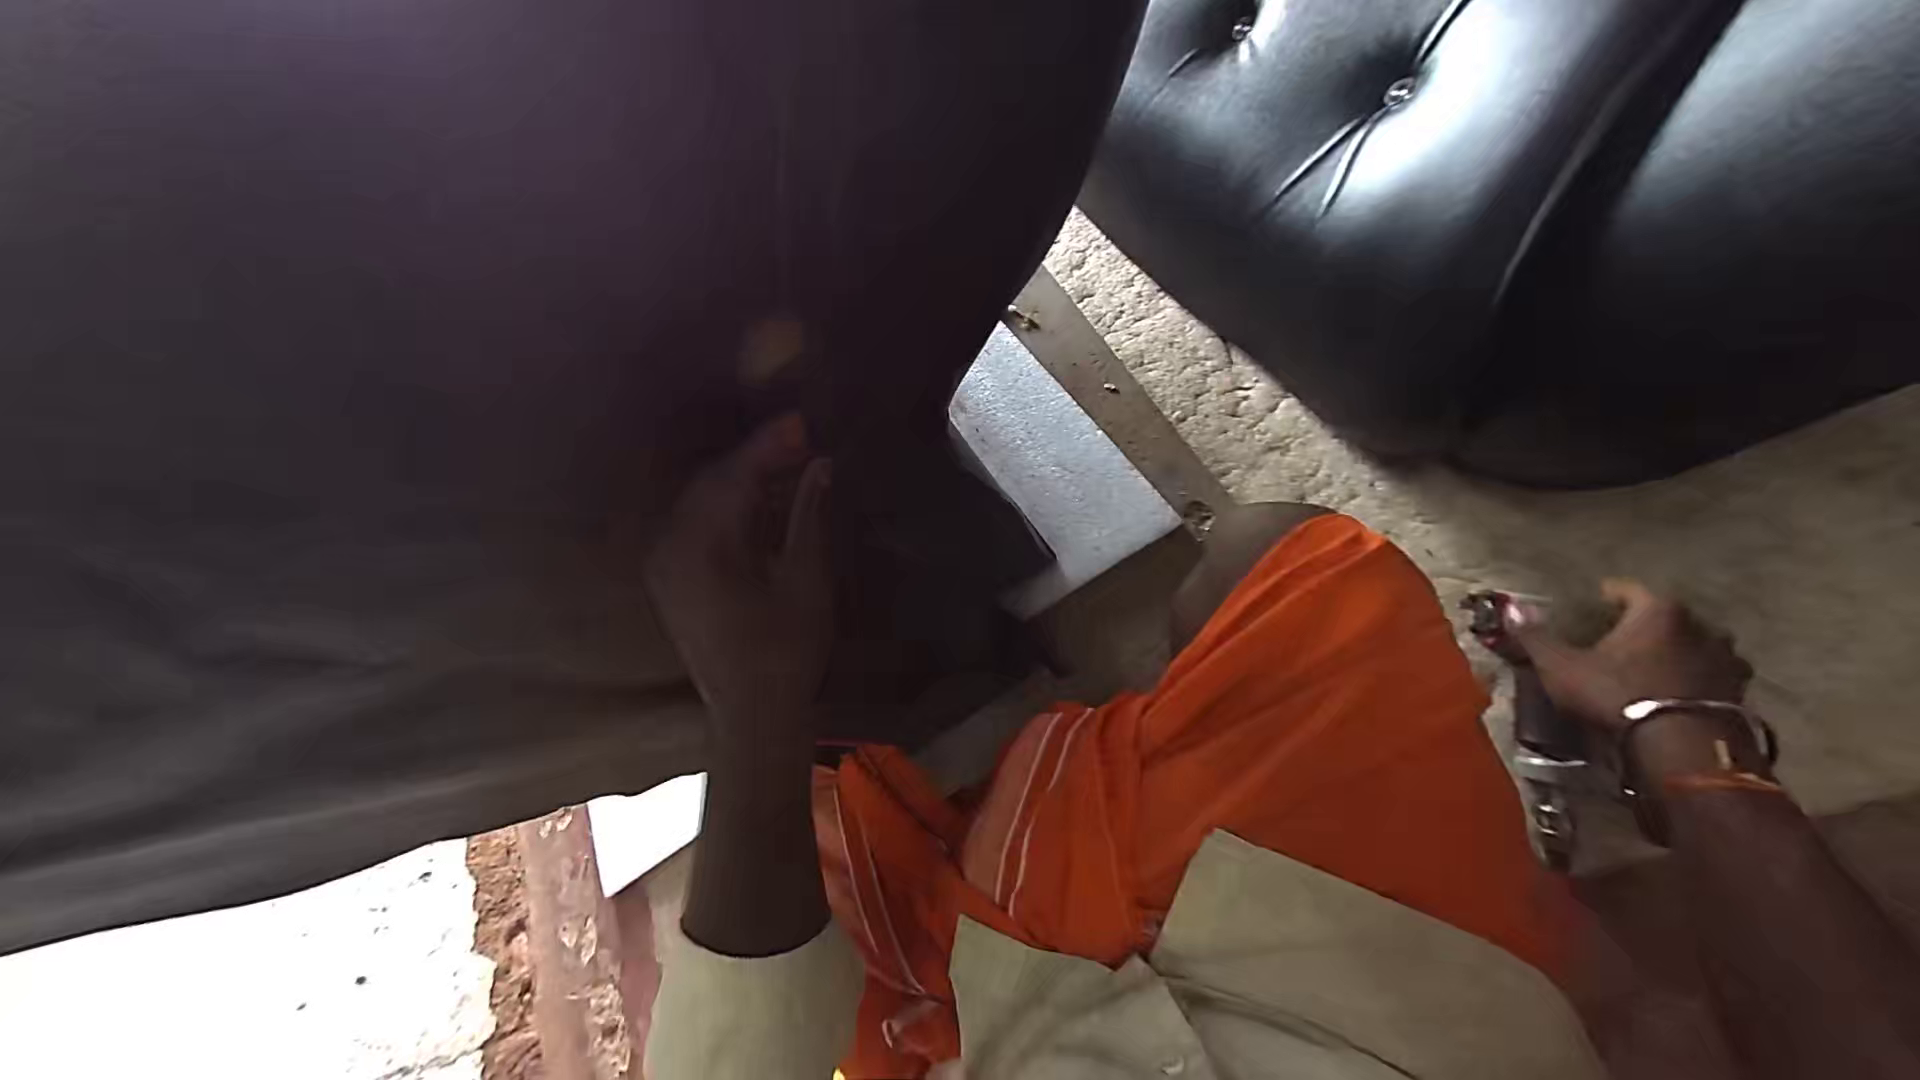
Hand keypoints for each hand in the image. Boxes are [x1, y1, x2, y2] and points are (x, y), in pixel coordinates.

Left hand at [645, 415, 832, 731]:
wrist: (752, 713)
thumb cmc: (785, 651)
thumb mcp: (806, 579)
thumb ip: (808, 515)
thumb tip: (821, 466)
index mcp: (700, 548)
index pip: (733, 478)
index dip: (769, 446)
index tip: (802, 421)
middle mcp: (670, 549)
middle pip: (712, 484)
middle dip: (757, 458)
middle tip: (801, 439)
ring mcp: (666, 565)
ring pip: (704, 501)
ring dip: (745, 479)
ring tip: (789, 463)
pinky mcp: (673, 579)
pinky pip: (700, 524)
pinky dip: (732, 505)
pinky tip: (763, 499)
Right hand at [1505, 580, 1759, 774]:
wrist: (1679, 748)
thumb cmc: (1614, 693)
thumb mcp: (1559, 664)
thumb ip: (1535, 635)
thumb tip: (1511, 607)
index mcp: (1658, 613)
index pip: (1629, 589)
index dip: (1606, 594)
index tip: (1591, 602)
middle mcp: (1702, 628)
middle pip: (1667, 616)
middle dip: (1643, 623)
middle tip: (1617, 634)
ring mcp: (1727, 662)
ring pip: (1694, 645)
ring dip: (1673, 650)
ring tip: (1647, 663)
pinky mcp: (1740, 693)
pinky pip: (1708, 674)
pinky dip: (1690, 676)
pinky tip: (1670, 689)